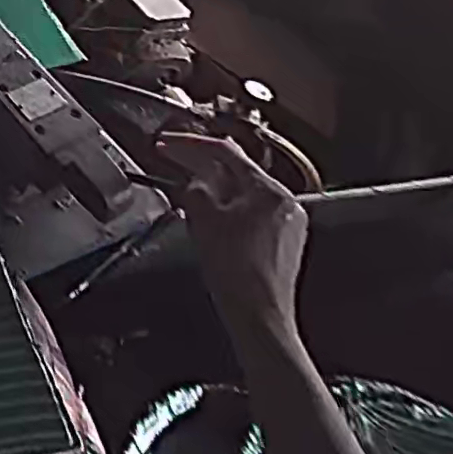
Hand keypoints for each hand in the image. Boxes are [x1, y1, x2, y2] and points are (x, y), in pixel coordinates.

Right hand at [156, 131, 307, 331]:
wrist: (257, 311)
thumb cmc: (233, 266)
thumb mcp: (202, 215)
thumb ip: (195, 186)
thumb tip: (194, 178)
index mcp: (270, 192)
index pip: (225, 152)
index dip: (189, 143)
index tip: (166, 142)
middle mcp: (285, 203)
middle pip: (236, 168)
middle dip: (200, 161)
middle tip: (170, 155)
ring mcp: (286, 222)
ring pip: (241, 188)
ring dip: (210, 181)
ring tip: (182, 180)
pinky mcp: (281, 238)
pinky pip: (248, 207)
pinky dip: (224, 200)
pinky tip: (204, 206)